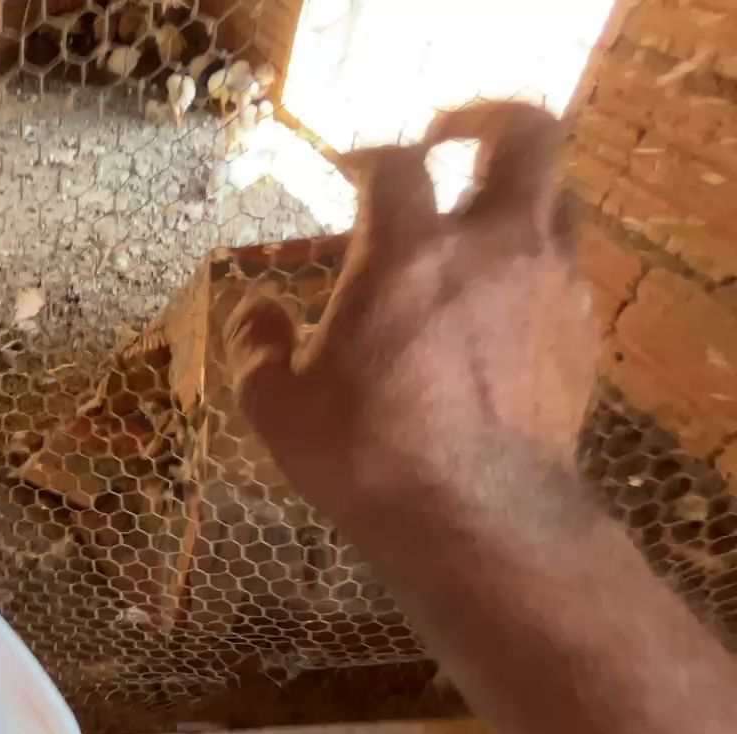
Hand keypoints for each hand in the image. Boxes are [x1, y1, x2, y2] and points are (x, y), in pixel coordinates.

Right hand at [230, 103, 598, 534]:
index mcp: (406, 258)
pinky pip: (563, 262)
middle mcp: (491, 248)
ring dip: (512, 194)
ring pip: (557, 197)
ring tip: (469, 226)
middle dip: (483, 124)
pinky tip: (489, 300)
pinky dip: (528, 257)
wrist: (466, 510)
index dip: (368, 154)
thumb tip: (253, 306)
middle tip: (444, 139)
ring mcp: (549, 282)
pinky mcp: (579, 326)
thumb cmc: (354, 450)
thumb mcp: (271, 401)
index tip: (345, 167)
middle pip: (524, 138)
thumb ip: (256, 341)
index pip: (396, 167)